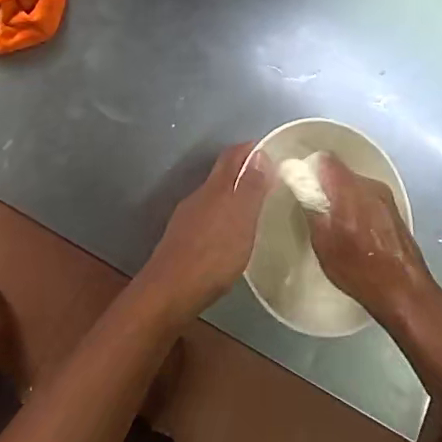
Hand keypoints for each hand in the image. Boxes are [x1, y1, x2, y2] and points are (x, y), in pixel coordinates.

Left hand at [139, 143, 271, 318]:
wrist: (169, 292)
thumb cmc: (213, 255)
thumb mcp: (242, 220)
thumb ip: (250, 187)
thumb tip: (259, 153)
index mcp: (216, 188)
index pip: (233, 156)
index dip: (251, 149)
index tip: (271, 151)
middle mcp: (199, 197)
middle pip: (222, 174)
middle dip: (244, 171)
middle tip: (268, 178)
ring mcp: (187, 218)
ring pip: (214, 196)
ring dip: (234, 195)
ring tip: (254, 207)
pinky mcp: (182, 239)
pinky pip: (208, 217)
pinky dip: (223, 216)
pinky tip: (231, 233)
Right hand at [307, 153, 436, 322]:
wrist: (404, 290)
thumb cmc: (357, 268)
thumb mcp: (323, 242)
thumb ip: (311, 208)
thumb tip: (301, 184)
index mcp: (349, 190)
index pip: (325, 160)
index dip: (309, 168)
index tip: (300, 186)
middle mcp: (369, 185)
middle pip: (341, 172)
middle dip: (325, 186)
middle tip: (314, 209)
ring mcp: (385, 197)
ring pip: (355, 185)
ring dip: (342, 197)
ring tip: (335, 225)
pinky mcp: (394, 210)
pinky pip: (368, 198)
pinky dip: (357, 207)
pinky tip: (355, 232)